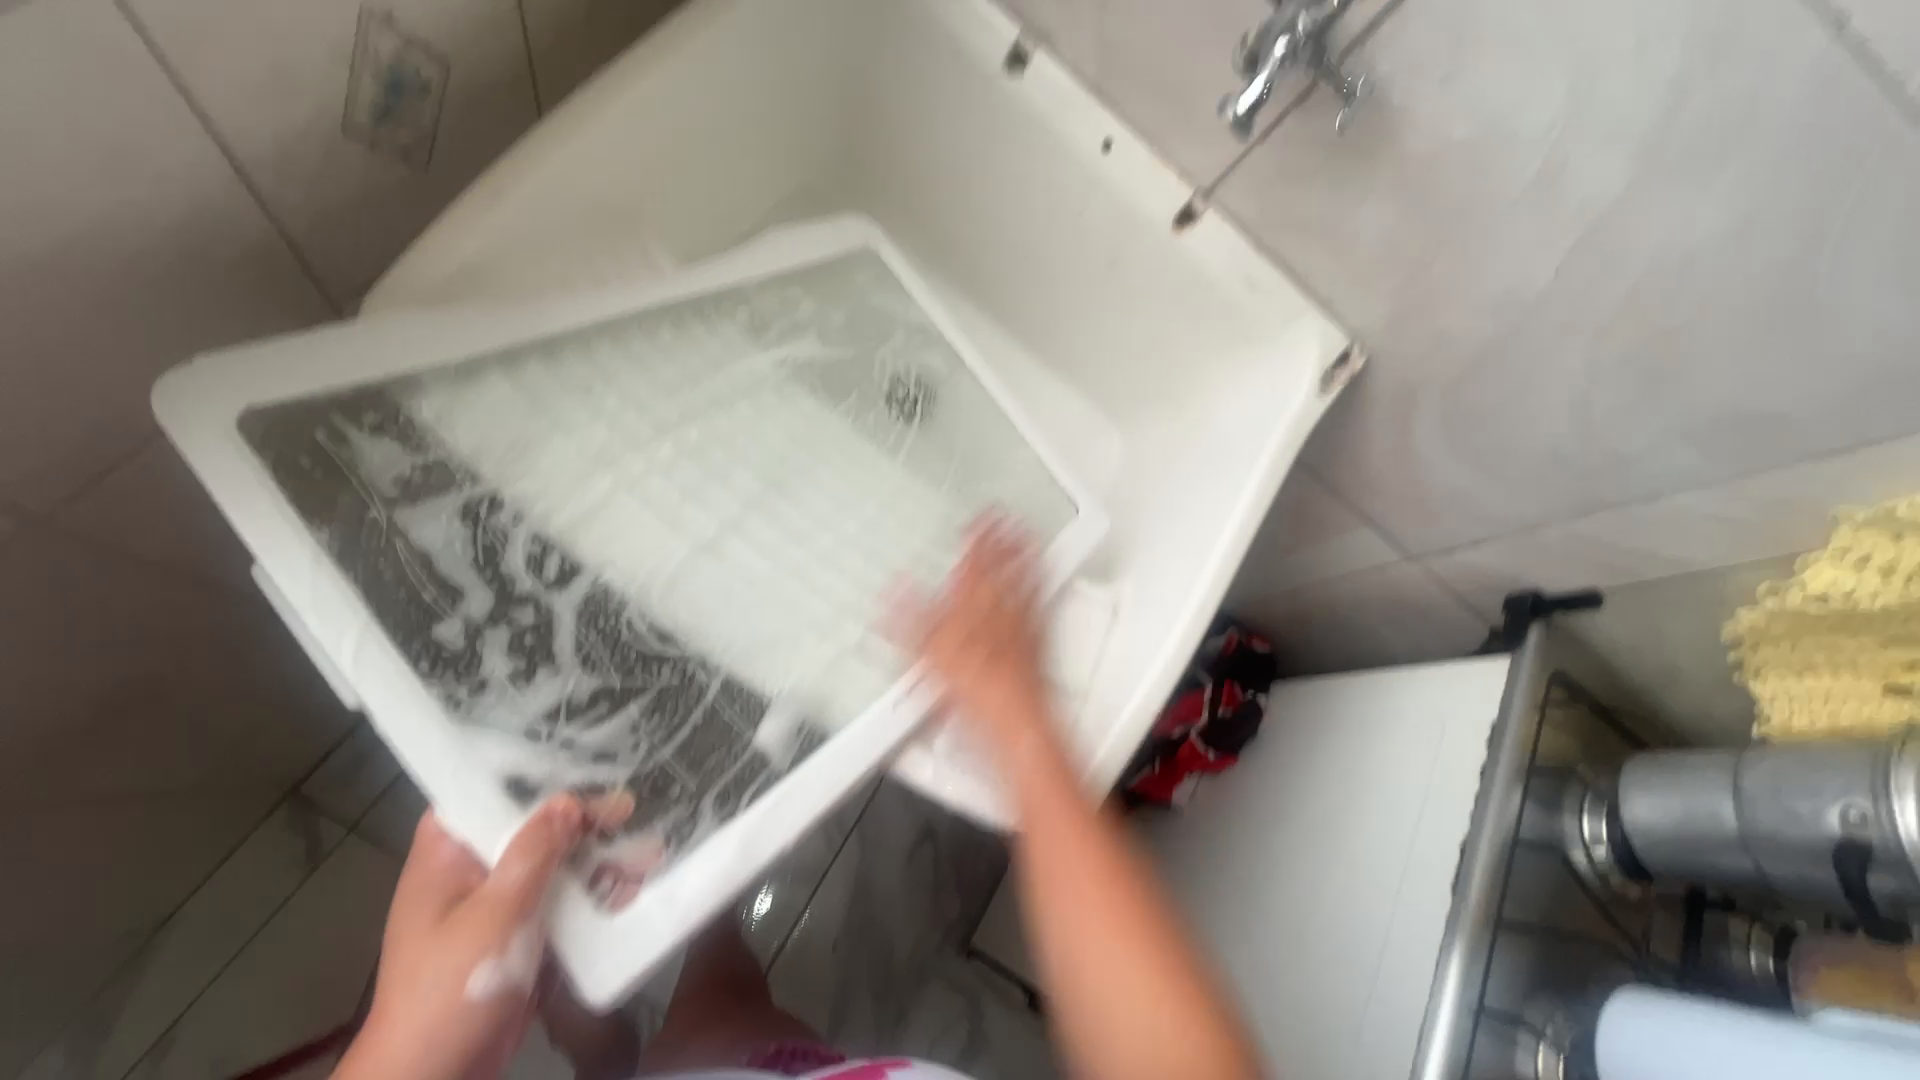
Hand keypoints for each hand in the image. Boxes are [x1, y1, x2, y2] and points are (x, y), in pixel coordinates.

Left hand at [338, 794, 623, 1079]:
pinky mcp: (520, 942)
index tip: (579, 769)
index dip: (528, 779)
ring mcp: (497, 912)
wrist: (435, 1079)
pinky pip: (561, 907)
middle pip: (529, 832)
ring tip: (648, 854)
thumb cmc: (453, 986)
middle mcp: (470, 877)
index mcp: (446, 860)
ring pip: (552, 870)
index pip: (482, 798)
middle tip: (628, 811)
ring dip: (597, 861)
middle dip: (580, 823)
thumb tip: (567, 801)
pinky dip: (595, 898)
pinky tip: (631, 891)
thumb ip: (534, 852)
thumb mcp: (496, 911)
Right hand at [894, 516, 1054, 759]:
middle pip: (1003, 565)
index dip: (975, 536)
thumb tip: (894, 588)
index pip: (973, 561)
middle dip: (1003, 537)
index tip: (978, 516)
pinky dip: (1041, 583)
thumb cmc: (974, 690)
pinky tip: (1044, 578)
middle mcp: (1000, 609)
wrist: (1014, 718)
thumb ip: (909, 618)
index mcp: (972, 607)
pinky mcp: (1038, 640)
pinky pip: (1041, 601)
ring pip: (1025, 577)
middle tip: (1005, 514)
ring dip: (1026, 553)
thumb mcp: (927, 655)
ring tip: (1028, 533)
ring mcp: (1023, 623)